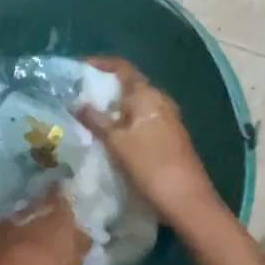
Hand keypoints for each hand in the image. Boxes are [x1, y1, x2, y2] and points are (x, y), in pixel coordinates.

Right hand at [81, 58, 223, 224]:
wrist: (187, 201)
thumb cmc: (150, 166)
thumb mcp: (117, 142)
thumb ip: (96, 119)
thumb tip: (77, 103)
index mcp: (148, 95)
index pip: (122, 68)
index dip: (100, 64)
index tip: (78, 69)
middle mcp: (160, 100)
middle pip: (129, 85)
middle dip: (104, 88)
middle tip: (78, 96)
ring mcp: (168, 119)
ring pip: (136, 104)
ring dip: (114, 107)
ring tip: (88, 116)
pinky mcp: (170, 137)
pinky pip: (142, 120)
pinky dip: (124, 121)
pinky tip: (110, 135)